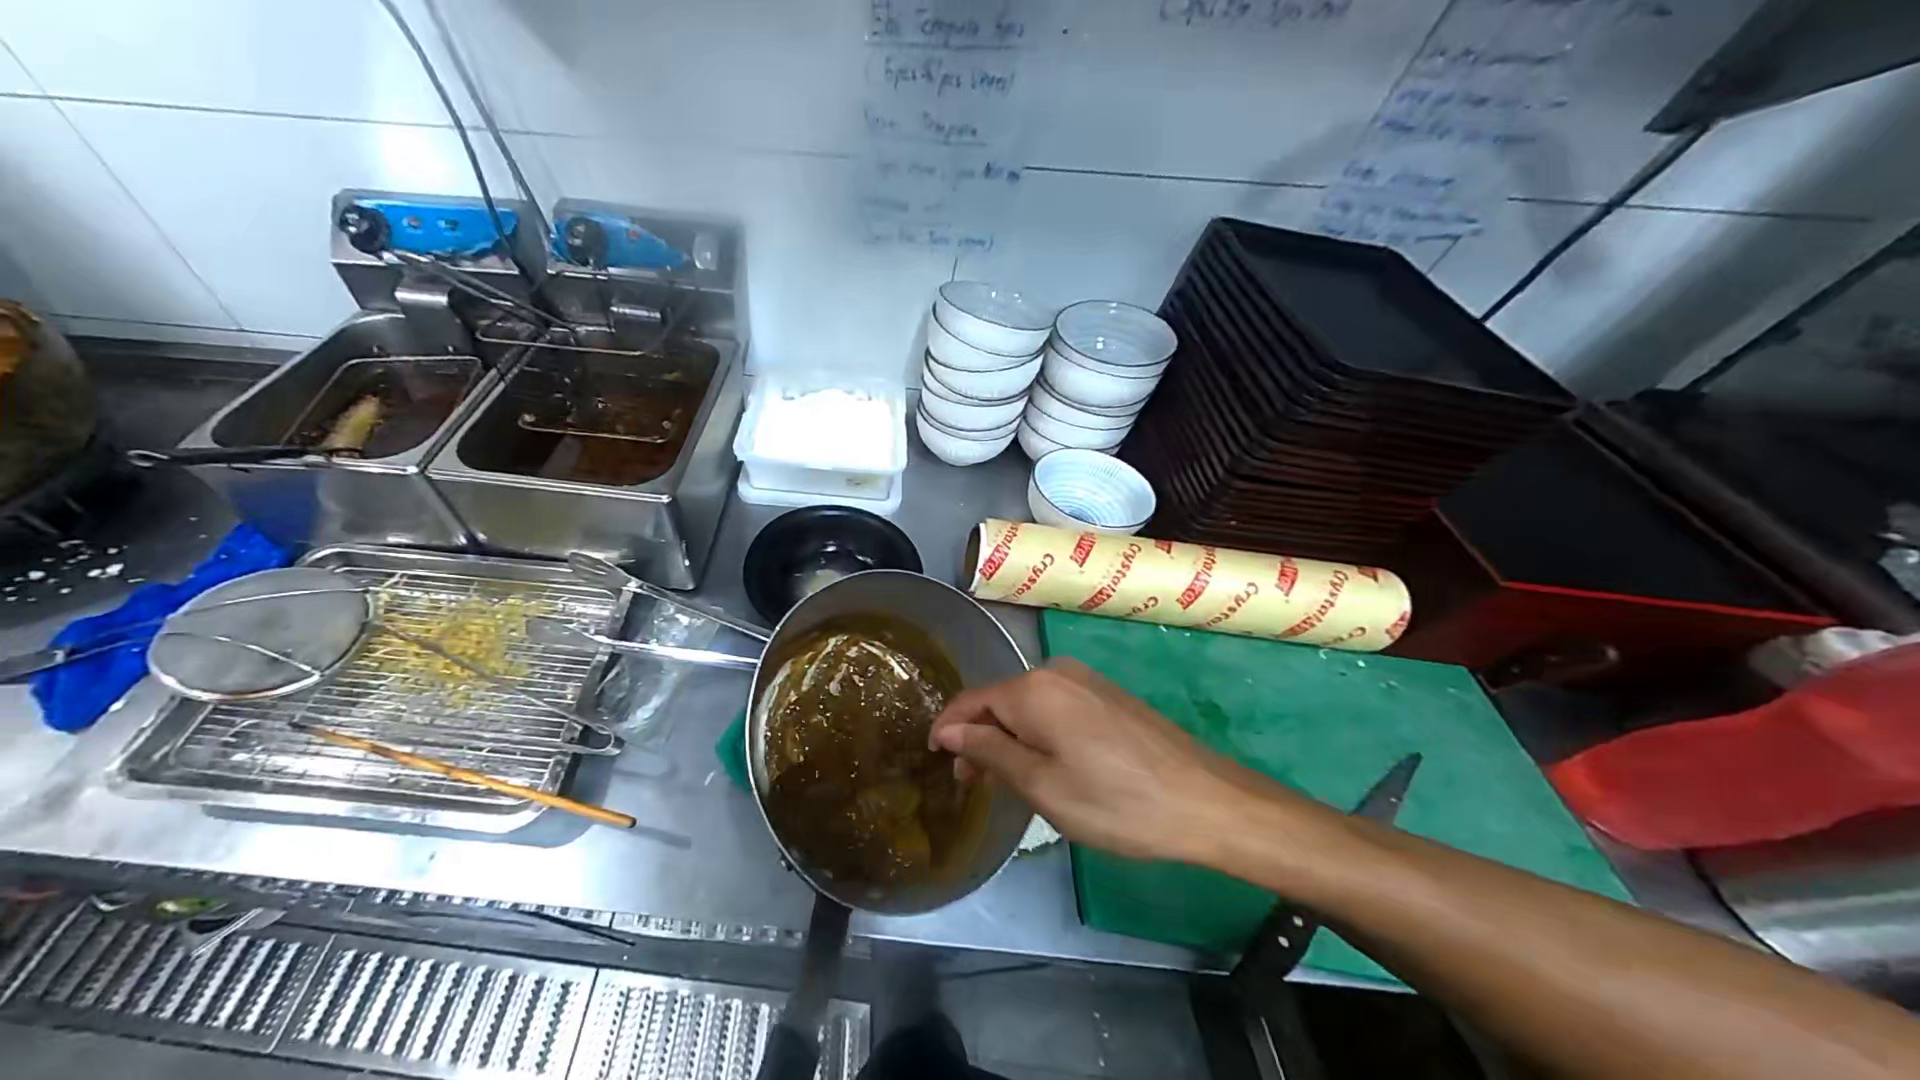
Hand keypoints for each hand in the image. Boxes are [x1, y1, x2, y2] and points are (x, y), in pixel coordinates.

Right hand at [929, 658, 1299, 862]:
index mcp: (1034, 688)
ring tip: (1006, 780)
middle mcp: (1057, 671)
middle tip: (971, 783)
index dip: (948, 727)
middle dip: (979, 737)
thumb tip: (951, 731)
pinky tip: (1044, 764)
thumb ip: (990, 751)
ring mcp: (1087, 681)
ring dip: (1009, 737)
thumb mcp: (1041, 785)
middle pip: (1001, 699)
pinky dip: (1038, 732)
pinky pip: (1056, 707)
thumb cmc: (1115, 801)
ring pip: (1029, 704)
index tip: (934, 758)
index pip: (972, 700)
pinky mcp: (1108, 696)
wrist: (1206, 802)